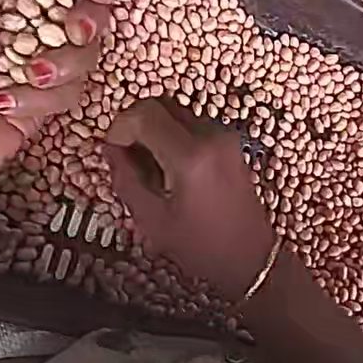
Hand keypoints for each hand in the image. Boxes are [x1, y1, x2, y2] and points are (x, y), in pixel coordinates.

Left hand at [0, 0, 115, 255]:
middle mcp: (21, 20)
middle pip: (80, 6)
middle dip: (81, 21)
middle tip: (72, 32)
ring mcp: (38, 59)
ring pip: (84, 52)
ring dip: (59, 66)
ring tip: (25, 77)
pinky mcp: (50, 96)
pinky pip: (76, 88)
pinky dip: (45, 96)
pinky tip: (10, 101)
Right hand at [103, 99, 277, 300]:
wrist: (252, 258)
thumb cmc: (202, 247)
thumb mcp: (153, 220)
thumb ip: (126, 179)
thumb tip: (110, 149)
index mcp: (191, 155)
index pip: (143, 114)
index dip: (119, 127)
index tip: (113, 150)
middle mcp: (211, 137)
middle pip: (160, 104)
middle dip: (135, 124)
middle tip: (126, 156)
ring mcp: (225, 137)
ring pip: (176, 112)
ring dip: (154, 130)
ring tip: (149, 168)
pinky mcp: (231, 144)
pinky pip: (192, 125)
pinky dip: (173, 136)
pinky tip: (170, 170)